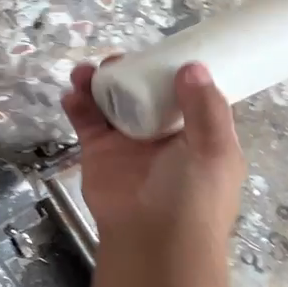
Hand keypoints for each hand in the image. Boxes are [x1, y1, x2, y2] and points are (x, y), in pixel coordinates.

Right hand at [62, 60, 245, 249]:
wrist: (152, 236)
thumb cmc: (193, 195)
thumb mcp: (215, 151)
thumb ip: (204, 110)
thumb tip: (192, 66)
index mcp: (197, 132)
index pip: (185, 94)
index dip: (172, 71)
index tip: (161, 50)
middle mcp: (161, 132)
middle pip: (142, 92)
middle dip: (128, 73)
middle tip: (116, 60)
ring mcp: (126, 140)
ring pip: (110, 102)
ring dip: (98, 83)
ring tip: (87, 71)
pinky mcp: (97, 149)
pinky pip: (85, 120)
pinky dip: (77, 104)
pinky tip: (72, 92)